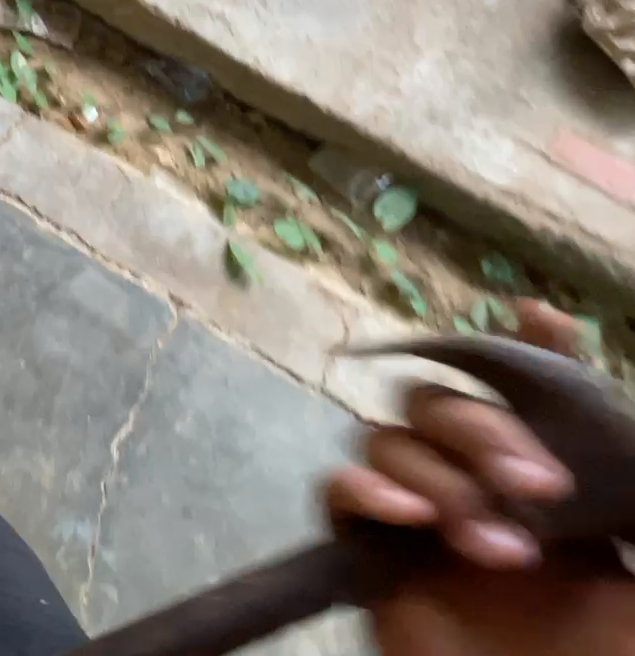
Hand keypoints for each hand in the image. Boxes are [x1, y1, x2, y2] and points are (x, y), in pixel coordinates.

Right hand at [324, 300, 634, 654]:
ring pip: (384, 441)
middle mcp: (482, 485)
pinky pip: (336, 490)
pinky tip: (404, 516)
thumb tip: (594, 374)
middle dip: (475, 428)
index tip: (539, 318)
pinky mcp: (368, 546)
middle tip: (533, 485)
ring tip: (486, 541)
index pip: (529, 399)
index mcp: (558, 488)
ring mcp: (420, 514)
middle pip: (434, 404)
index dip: (528, 353)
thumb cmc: (613, 652)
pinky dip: (362, 490)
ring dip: (432, 476)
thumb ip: (632, 479)